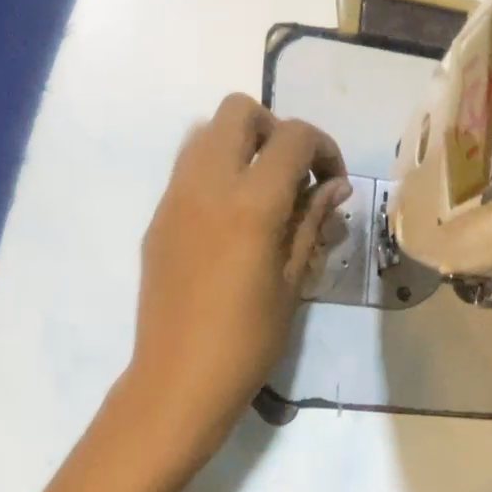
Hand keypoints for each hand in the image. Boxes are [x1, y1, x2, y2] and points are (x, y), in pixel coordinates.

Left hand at [124, 93, 350, 451]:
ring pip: (205, 133)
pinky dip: (215, 173)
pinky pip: (187, 170)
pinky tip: (231, 223)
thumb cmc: (247, 343)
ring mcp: (175, 198)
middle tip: (294, 179)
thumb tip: (334, 188)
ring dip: (240, 146)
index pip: (293, 138)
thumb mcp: (291, 285)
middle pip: (240, 112)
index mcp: (250, 204)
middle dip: (276, 132)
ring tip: (262, 196)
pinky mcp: (158, 219)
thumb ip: (311, 225)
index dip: (323, 150)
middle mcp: (207, 184)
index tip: (333, 186)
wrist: (179, 379)